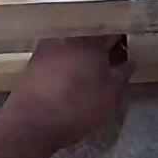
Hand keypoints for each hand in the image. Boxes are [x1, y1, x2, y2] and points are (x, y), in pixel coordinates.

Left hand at [0, 36, 132, 153]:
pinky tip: (73, 75)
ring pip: (74, 42)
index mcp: (91, 41)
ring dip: (85, 51)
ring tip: (93, 69)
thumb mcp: (109, 97)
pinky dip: (69, 59)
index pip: (113, 30)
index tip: (130, 50)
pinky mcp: (34, 60)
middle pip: (92, 33)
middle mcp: (68, 37)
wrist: (28, 126)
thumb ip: (122, 76)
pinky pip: (59, 52)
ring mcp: (48, 47)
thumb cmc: (75, 109)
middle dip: (104, 44)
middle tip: (114, 60)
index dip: (124, 39)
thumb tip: (130, 62)